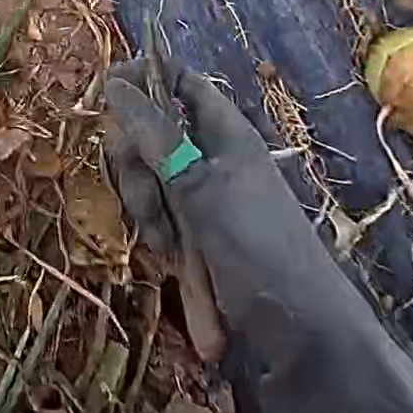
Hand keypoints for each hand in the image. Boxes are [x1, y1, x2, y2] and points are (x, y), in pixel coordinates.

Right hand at [102, 59, 412, 412]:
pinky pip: (158, 215)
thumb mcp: (200, 187)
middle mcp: (209, 153)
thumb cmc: (257, 246)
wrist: (302, 335)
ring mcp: (201, 193)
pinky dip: (160, 235)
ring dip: (149, 210)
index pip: (179, 80)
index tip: (110, 90)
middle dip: (139, 164)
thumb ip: (155, 135)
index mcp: (222, 129)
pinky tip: (174, 262)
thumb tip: (115, 82)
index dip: (145, 77)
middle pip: (151, 131)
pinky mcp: (194, 231)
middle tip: (149, 195)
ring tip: (171, 245)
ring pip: (149, 178)